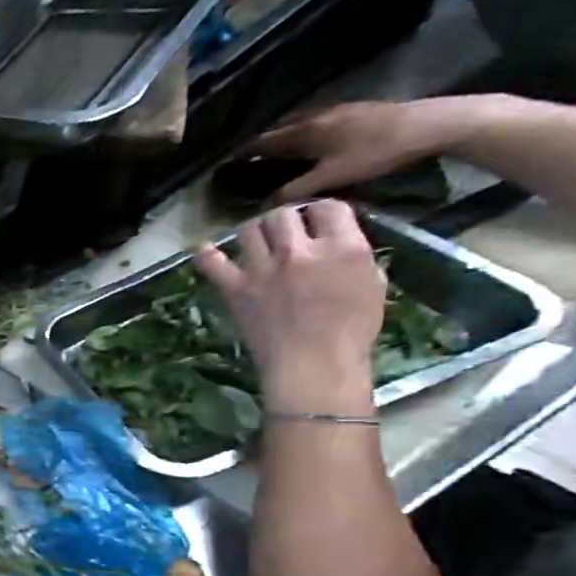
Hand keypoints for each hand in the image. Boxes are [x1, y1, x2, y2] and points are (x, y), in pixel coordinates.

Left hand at [192, 201, 382, 412]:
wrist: (313, 368)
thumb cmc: (351, 334)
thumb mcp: (373, 287)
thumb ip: (354, 257)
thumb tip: (338, 244)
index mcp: (343, 248)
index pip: (328, 207)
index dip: (321, 212)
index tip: (316, 222)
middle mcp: (299, 252)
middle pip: (283, 214)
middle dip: (285, 220)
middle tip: (285, 234)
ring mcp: (263, 269)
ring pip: (249, 229)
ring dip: (254, 232)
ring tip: (257, 242)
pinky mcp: (237, 289)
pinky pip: (212, 264)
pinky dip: (206, 255)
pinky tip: (202, 249)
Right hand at [244, 97, 502, 202]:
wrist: (427, 124)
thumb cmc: (376, 152)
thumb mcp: (333, 176)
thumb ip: (298, 189)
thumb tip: (267, 204)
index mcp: (306, 131)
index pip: (264, 141)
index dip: (245, 151)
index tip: (227, 162)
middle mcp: (316, 117)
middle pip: (279, 128)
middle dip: (260, 142)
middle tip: (245, 157)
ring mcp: (336, 111)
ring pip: (297, 123)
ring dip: (281, 135)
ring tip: (270, 151)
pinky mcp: (353, 112)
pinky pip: (313, 122)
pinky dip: (300, 133)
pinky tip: (306, 143)